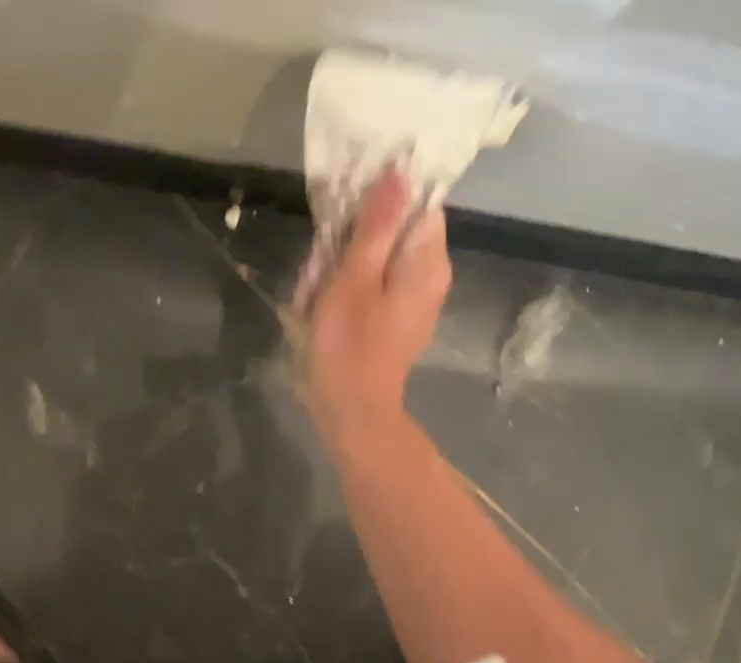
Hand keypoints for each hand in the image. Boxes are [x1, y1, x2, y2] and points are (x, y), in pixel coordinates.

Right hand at [300, 169, 451, 437]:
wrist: (351, 410)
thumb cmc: (349, 343)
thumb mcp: (354, 276)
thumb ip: (377, 224)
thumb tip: (400, 174)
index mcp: (427, 261)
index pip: (417, 204)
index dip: (380, 202)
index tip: (344, 215)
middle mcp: (428, 277)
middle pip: (390, 234)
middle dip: (347, 244)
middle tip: (318, 270)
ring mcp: (411, 302)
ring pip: (371, 262)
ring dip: (336, 272)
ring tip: (312, 297)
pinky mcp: (392, 323)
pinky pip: (367, 290)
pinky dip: (341, 295)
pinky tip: (317, 312)